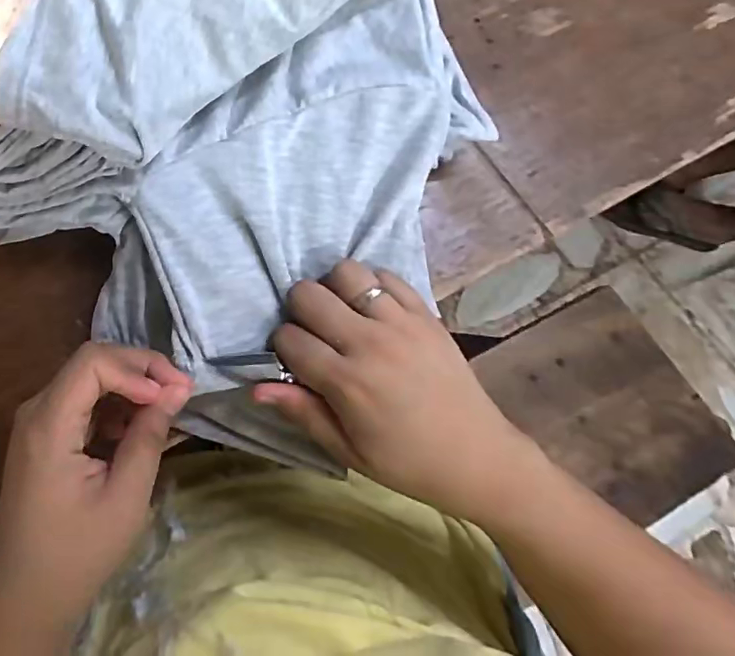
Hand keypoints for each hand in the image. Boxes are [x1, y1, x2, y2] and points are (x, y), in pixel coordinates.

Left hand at [0, 343, 191, 644]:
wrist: (25, 600)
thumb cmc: (77, 554)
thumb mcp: (125, 498)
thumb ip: (148, 436)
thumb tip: (176, 389)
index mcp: (48, 423)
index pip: (93, 362)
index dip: (137, 367)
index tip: (171, 394)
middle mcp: (36, 410)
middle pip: (91, 363)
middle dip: (139, 370)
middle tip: (178, 392)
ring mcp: (36, 422)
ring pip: (89, 378)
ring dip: (129, 387)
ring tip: (165, 410)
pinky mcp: (42, 435)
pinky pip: (81, 401)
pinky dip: (114, 406)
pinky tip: (137, 429)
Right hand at [255, 260, 541, 525]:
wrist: (479, 456)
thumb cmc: (407, 462)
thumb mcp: (348, 449)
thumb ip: (302, 412)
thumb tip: (254, 387)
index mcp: (348, 382)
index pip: (289, 339)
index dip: (282, 347)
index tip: (294, 360)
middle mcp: (370, 342)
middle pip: (308, 295)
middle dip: (299, 310)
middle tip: (313, 332)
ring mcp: (400, 322)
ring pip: (346, 272)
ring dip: (334, 288)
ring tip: (342, 312)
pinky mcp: (425, 312)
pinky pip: (386, 275)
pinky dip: (371, 284)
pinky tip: (373, 308)